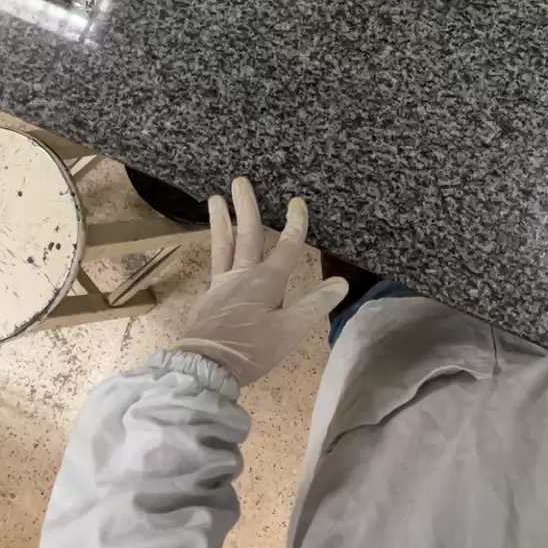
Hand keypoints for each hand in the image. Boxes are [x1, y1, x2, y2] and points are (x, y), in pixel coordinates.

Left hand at [172, 178, 349, 385]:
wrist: (205, 367)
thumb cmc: (251, 349)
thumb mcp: (290, 331)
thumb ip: (315, 304)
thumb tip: (341, 281)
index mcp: (265, 280)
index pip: (286, 246)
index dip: (295, 224)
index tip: (297, 202)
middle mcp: (242, 275)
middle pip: (246, 233)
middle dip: (245, 205)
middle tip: (239, 180)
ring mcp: (222, 284)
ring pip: (223, 244)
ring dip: (221, 220)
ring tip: (214, 199)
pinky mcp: (209, 296)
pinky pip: (214, 260)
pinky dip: (215, 244)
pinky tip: (215, 243)